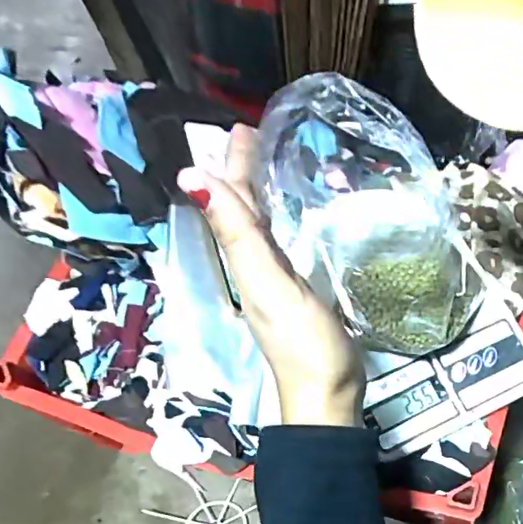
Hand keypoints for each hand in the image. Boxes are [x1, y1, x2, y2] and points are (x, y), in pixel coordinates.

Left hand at [181, 126, 364, 426]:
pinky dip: (289, 225)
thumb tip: (194, 177)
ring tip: (277, 167)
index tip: (243, 127)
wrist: (328, 396)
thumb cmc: (306, 347)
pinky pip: (289, 249)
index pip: (233, 201)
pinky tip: (301, 222)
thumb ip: (240, 237)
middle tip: (259, 137)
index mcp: (246, 261)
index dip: (234, 165)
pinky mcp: (304, 298)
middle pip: (246, 212)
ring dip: (266, 196)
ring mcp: (281, 285)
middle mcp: (257, 268)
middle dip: (247, 173)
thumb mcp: (271, 288)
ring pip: (266, 229)